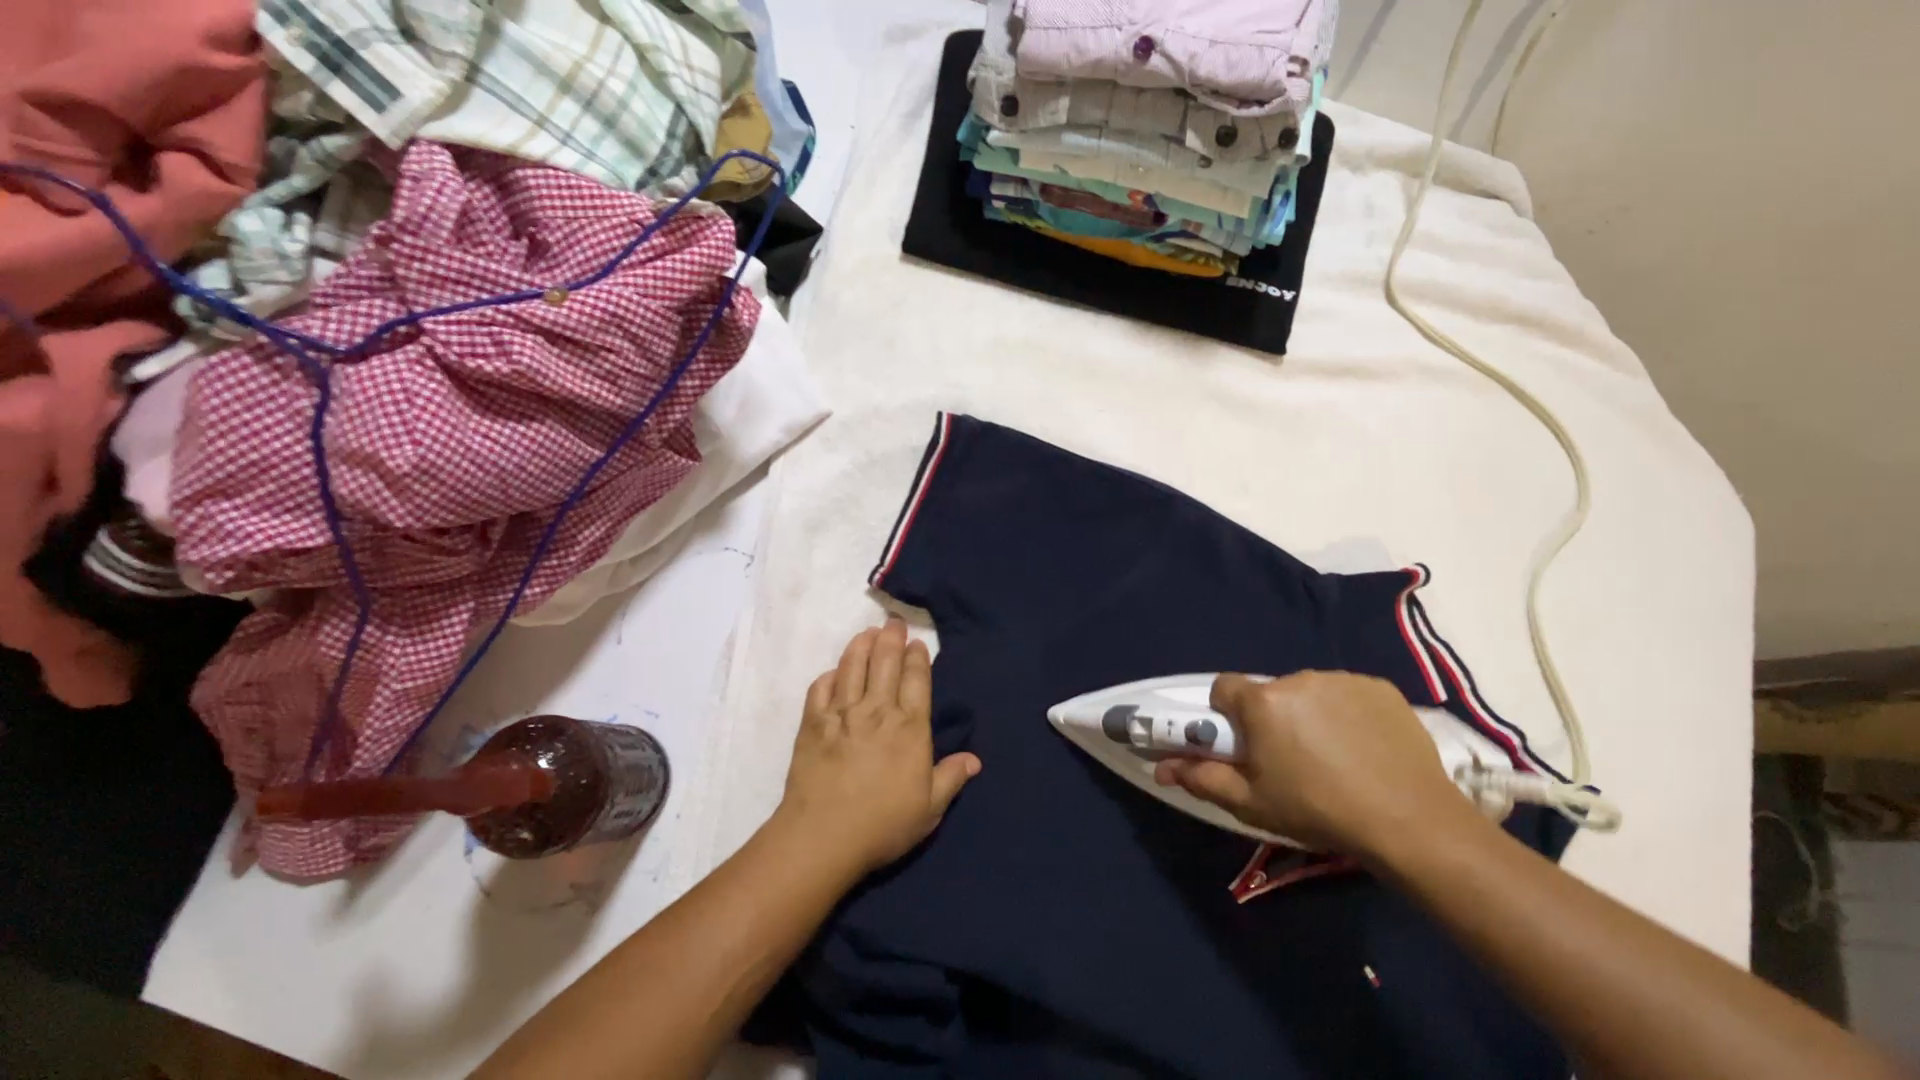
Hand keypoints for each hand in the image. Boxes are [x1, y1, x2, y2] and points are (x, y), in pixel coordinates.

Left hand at [775, 618, 980, 877]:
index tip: (917, 643)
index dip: (917, 657)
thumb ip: (950, 778)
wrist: (824, 835)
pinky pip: (821, 689)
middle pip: (884, 662)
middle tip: (893, 623)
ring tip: (866, 633)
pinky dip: (830, 676)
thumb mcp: (929, 808)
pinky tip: (834, 672)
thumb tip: (974, 759)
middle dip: (890, 638)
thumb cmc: (883, 825)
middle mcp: (876, 711)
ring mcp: (841, 714)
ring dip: (860, 645)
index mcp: (910, 728)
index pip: (916, 680)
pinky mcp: (812, 724)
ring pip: (852, 667)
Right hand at [1152, 671, 1476, 855]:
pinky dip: (1347, 715)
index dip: (1225, 717)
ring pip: (1309, 694)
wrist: (1409, 819)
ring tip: (1332, 759)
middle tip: (1288, 763)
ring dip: (1309, 716)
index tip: (1242, 747)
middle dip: (1270, 720)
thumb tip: (1160, 767)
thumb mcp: (1251, 804)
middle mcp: (1299, 678)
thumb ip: (1202, 778)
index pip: (1223, 689)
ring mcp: (1344, 679)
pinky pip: (1347, 695)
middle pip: (1268, 693)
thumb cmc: (1318, 811)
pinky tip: (1363, 749)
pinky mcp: (1381, 688)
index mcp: (1262, 702)